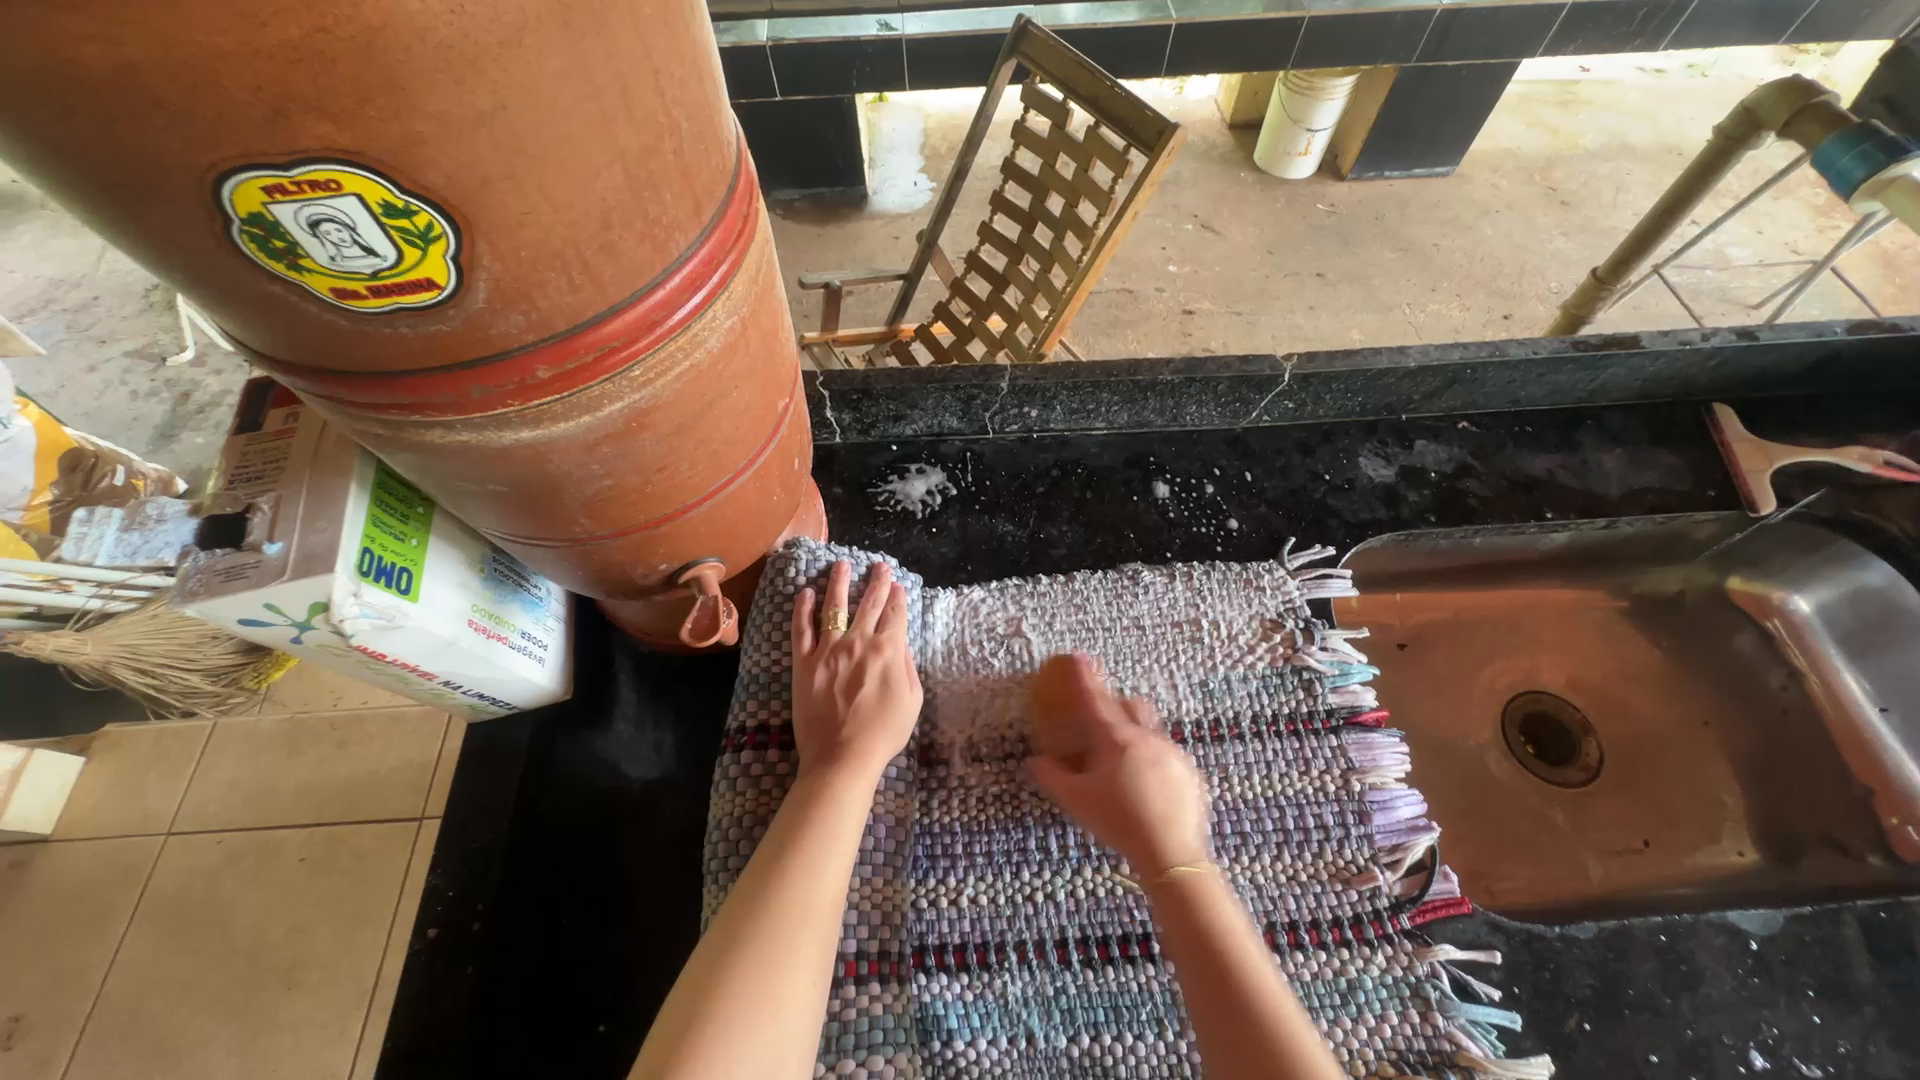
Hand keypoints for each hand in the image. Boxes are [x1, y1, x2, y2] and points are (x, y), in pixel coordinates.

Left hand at [790, 561, 922, 782]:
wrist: (842, 756)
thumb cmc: (883, 733)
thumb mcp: (912, 701)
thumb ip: (908, 668)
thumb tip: (902, 645)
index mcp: (888, 651)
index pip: (895, 614)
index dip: (898, 597)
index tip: (898, 585)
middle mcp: (859, 642)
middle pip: (869, 603)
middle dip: (876, 582)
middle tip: (879, 566)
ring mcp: (828, 650)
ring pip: (834, 606)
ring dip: (839, 583)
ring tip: (841, 565)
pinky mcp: (804, 662)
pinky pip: (802, 629)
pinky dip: (803, 609)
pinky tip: (805, 594)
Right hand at [1025, 654, 1212, 876]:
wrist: (1170, 853)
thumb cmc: (1118, 822)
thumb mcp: (1076, 801)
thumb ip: (1052, 776)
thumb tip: (1035, 760)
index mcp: (1117, 740)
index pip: (1096, 701)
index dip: (1086, 678)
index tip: (1080, 656)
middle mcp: (1147, 738)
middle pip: (1132, 706)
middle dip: (1117, 704)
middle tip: (1102, 719)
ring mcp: (1173, 754)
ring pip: (1152, 731)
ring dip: (1136, 736)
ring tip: (1124, 763)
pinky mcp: (1191, 774)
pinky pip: (1169, 756)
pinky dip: (1154, 761)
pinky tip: (1147, 788)